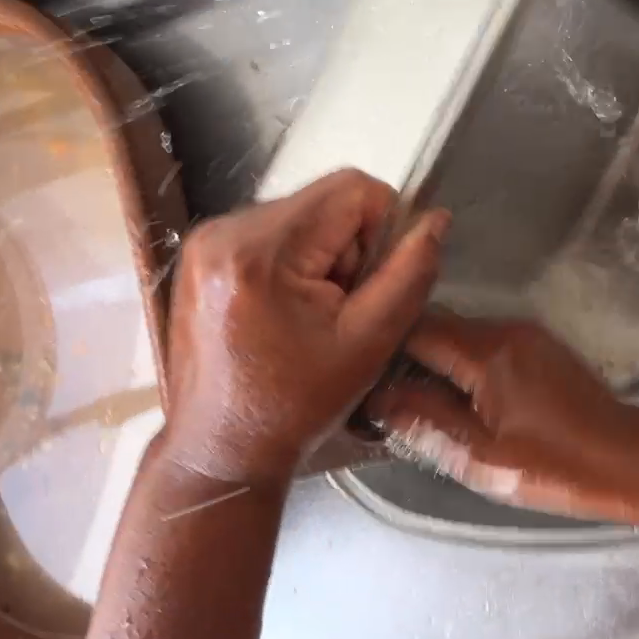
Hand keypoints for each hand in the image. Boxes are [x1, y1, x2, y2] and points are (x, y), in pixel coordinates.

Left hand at [162, 169, 447, 488]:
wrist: (221, 448)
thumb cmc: (298, 402)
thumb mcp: (371, 340)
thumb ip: (411, 271)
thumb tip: (436, 218)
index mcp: (261, 250)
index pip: (353, 189)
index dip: (383, 228)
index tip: (371, 285)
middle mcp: (224, 230)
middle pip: (326, 199)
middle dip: (351, 246)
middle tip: (342, 307)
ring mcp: (207, 240)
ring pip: (304, 213)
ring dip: (326, 254)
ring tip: (314, 312)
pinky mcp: (202, 253)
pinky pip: (275, 230)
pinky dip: (298, 260)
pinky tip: (289, 308)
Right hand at [370, 314, 638, 517]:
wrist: (627, 459)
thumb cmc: (555, 466)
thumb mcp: (482, 455)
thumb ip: (428, 421)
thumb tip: (378, 400)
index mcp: (489, 352)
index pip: (419, 329)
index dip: (386, 351)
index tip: (367, 379)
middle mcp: (508, 329)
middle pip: (441, 327)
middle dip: (411, 356)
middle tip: (388, 397)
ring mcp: (529, 334)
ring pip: (465, 335)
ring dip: (440, 361)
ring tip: (421, 402)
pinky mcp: (542, 346)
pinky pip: (490, 343)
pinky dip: (469, 363)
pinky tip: (464, 398)